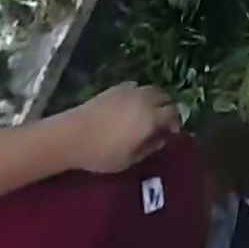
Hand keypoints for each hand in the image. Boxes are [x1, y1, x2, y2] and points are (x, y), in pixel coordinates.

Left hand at [49, 83, 179, 173]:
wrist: (72, 135)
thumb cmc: (100, 153)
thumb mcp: (127, 161)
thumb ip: (148, 149)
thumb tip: (161, 140)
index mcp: (152, 117)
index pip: (174, 113)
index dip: (176, 122)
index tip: (171, 132)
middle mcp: (147, 99)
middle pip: (167, 97)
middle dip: (168, 108)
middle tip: (162, 122)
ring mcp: (133, 90)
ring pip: (154, 89)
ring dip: (156, 99)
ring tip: (148, 112)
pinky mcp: (119, 87)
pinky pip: (138, 87)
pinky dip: (140, 94)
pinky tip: (131, 105)